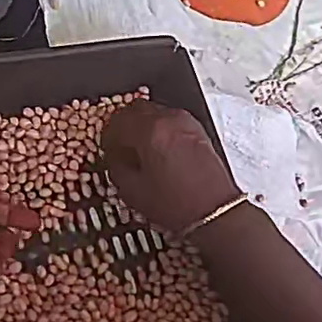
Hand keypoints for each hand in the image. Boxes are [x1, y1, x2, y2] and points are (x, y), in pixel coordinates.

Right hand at [101, 101, 240, 232]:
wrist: (214, 211)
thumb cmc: (178, 204)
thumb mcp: (133, 191)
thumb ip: (117, 168)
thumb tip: (115, 159)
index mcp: (150, 131)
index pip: (117, 123)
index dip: (108, 138)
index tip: (107, 150)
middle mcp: (169, 120)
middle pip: (135, 110)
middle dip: (123, 127)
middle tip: (118, 147)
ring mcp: (186, 123)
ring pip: (154, 112)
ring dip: (141, 127)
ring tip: (138, 151)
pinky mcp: (197, 130)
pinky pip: (170, 121)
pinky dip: (159, 130)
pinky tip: (157, 152)